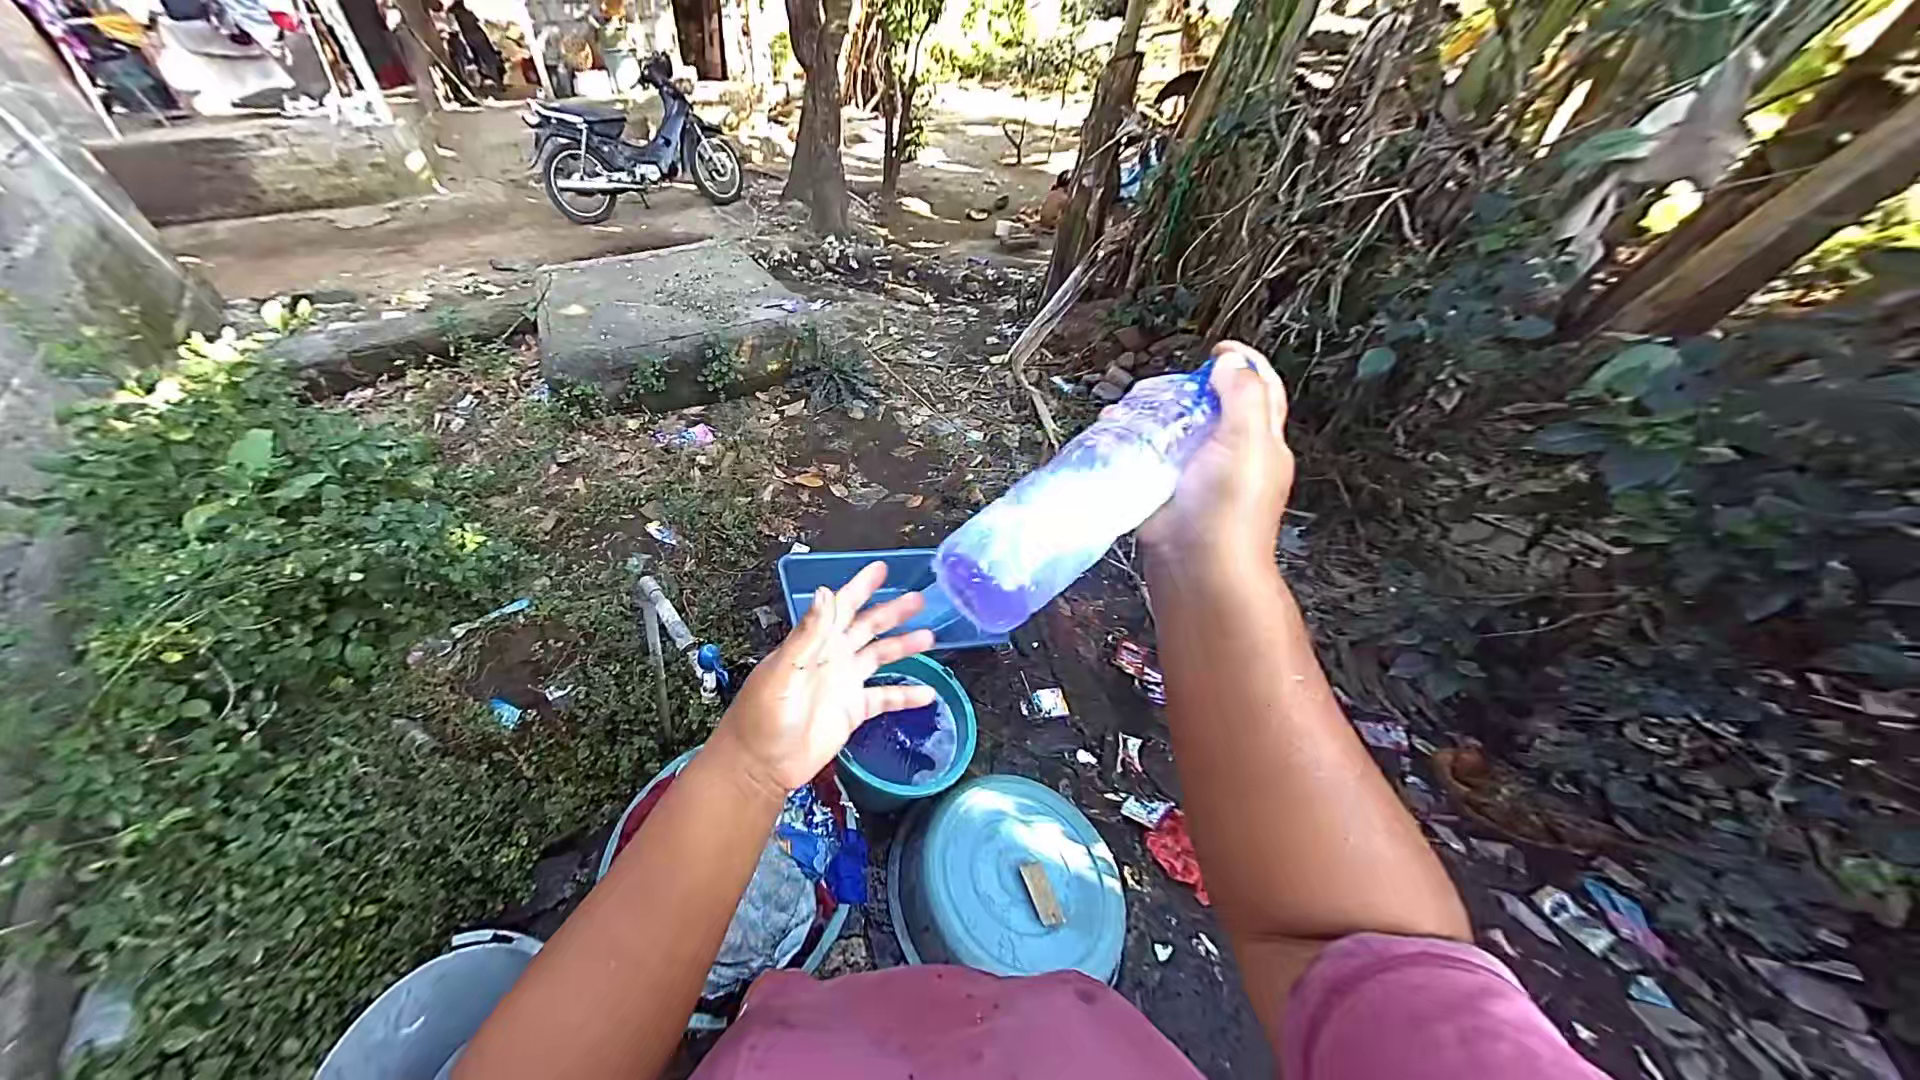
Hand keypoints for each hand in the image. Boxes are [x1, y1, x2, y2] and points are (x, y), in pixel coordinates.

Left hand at [709, 562, 936, 800]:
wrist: (760, 765)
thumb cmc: (762, 717)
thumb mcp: (783, 671)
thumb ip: (807, 634)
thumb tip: (823, 594)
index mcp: (815, 643)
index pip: (842, 606)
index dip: (861, 587)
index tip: (880, 569)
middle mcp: (833, 657)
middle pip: (869, 627)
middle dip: (893, 612)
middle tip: (918, 599)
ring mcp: (845, 683)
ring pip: (881, 656)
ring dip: (904, 646)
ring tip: (929, 637)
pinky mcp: (853, 711)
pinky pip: (885, 698)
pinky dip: (906, 695)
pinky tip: (926, 694)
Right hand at [1138, 340, 1293, 569]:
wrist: (1197, 567)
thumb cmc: (1229, 512)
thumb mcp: (1248, 443)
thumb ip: (1244, 398)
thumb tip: (1231, 364)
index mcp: (1261, 441)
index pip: (1259, 389)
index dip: (1242, 364)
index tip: (1217, 350)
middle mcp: (1230, 455)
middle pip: (1215, 407)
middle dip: (1193, 388)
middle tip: (1169, 381)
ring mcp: (1196, 474)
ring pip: (1179, 432)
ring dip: (1159, 415)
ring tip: (1138, 404)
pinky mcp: (1166, 490)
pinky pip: (1151, 458)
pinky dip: (1136, 443)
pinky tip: (1119, 435)